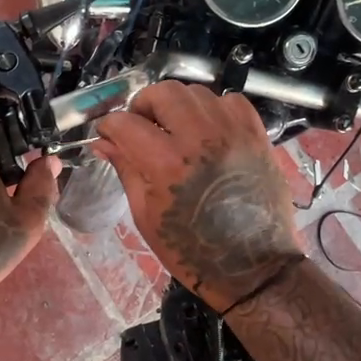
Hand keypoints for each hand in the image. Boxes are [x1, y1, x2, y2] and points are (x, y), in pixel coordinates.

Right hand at [91, 82, 303, 312]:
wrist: (253, 267)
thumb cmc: (191, 251)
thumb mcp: (146, 215)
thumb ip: (126, 169)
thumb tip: (104, 143)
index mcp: (167, 164)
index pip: (126, 123)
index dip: (109, 126)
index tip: (108, 134)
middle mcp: (201, 138)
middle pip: (162, 93)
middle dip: (143, 105)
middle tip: (141, 126)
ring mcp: (233, 132)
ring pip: (196, 92)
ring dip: (177, 105)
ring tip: (174, 129)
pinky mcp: (257, 135)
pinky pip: (230, 101)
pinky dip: (213, 109)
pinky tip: (207, 131)